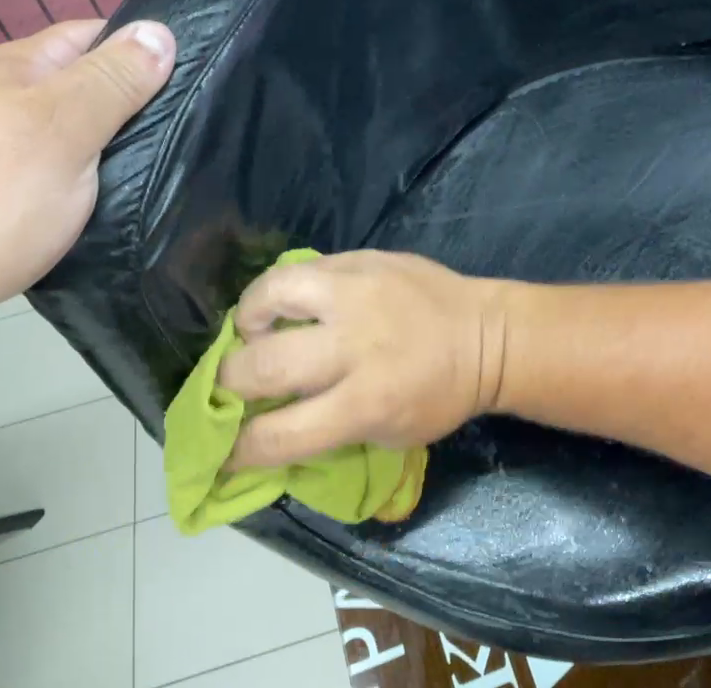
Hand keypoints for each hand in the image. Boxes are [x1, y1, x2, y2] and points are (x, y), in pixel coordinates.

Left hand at [0, 19, 174, 347]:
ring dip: (98, 150)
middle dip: (127, 105)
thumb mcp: (63, 130)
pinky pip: (34, 175)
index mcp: (16, 68)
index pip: (94, 33)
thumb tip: (161, 29)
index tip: (194, 81)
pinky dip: (68, 185)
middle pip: (76, 86)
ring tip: (147, 176)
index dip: (143, 47)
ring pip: (56, 135)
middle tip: (183, 137)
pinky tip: (86, 212)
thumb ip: (113, 82)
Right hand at [217, 251, 513, 467]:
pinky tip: (286, 303)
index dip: (238, 450)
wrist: (488, 336)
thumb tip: (269, 425)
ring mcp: (357, 294)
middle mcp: (355, 347)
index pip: (279, 435)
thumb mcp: (389, 433)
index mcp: (366, 403)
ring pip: (271, 293)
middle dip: (229, 382)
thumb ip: (329, 429)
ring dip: (248, 318)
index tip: (222, 451)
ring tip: (254, 330)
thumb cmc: (440, 395)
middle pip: (264, 366)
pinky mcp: (362, 260)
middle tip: (230, 385)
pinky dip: (282, 290)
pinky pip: (302, 268)